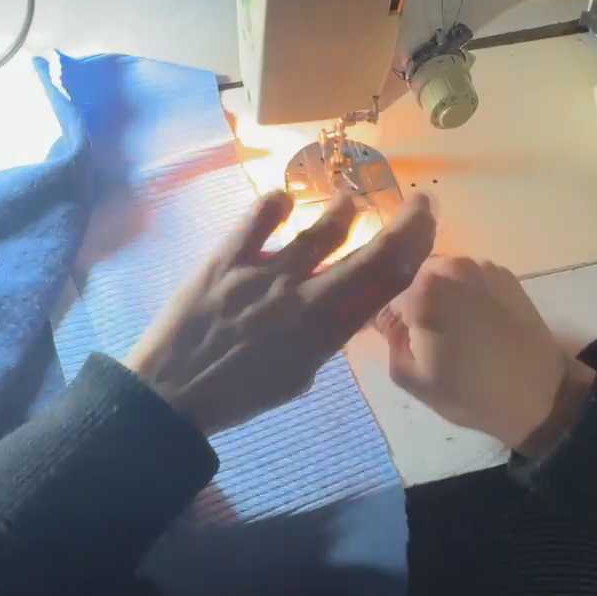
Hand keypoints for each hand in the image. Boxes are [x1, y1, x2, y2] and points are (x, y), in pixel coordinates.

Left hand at [126, 190, 435, 435]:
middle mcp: (305, 300)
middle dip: (404, 224)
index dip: (414, 251)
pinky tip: (285, 200)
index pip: (385, 285)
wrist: (172, 394)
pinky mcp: (227, 259)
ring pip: (322, 230)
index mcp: (325, 335)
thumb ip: (323, 337)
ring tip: (348, 201)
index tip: (424, 228)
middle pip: (370, 255)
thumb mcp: (296, 376)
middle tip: (416, 203)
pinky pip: (260, 218)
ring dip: (343, 211)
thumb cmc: (238, 394)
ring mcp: (265, 276)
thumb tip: (340, 305)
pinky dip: (278, 203)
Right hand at [374, 257, 594, 455]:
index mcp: (420, 291)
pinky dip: (465, 295)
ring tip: (452, 332)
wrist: (538, 395)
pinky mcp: (505, 275)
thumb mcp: (409, 375)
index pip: (382, 294)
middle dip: (412, 302)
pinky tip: (475, 324)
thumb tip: (385, 316)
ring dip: (439, 296)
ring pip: (441, 276)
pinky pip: (469, 279)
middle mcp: (449, 267)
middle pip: (412, 278)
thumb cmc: (468, 392)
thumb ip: (388, 337)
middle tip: (423, 337)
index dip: (384, 316)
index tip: (393, 336)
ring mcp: (481, 267)